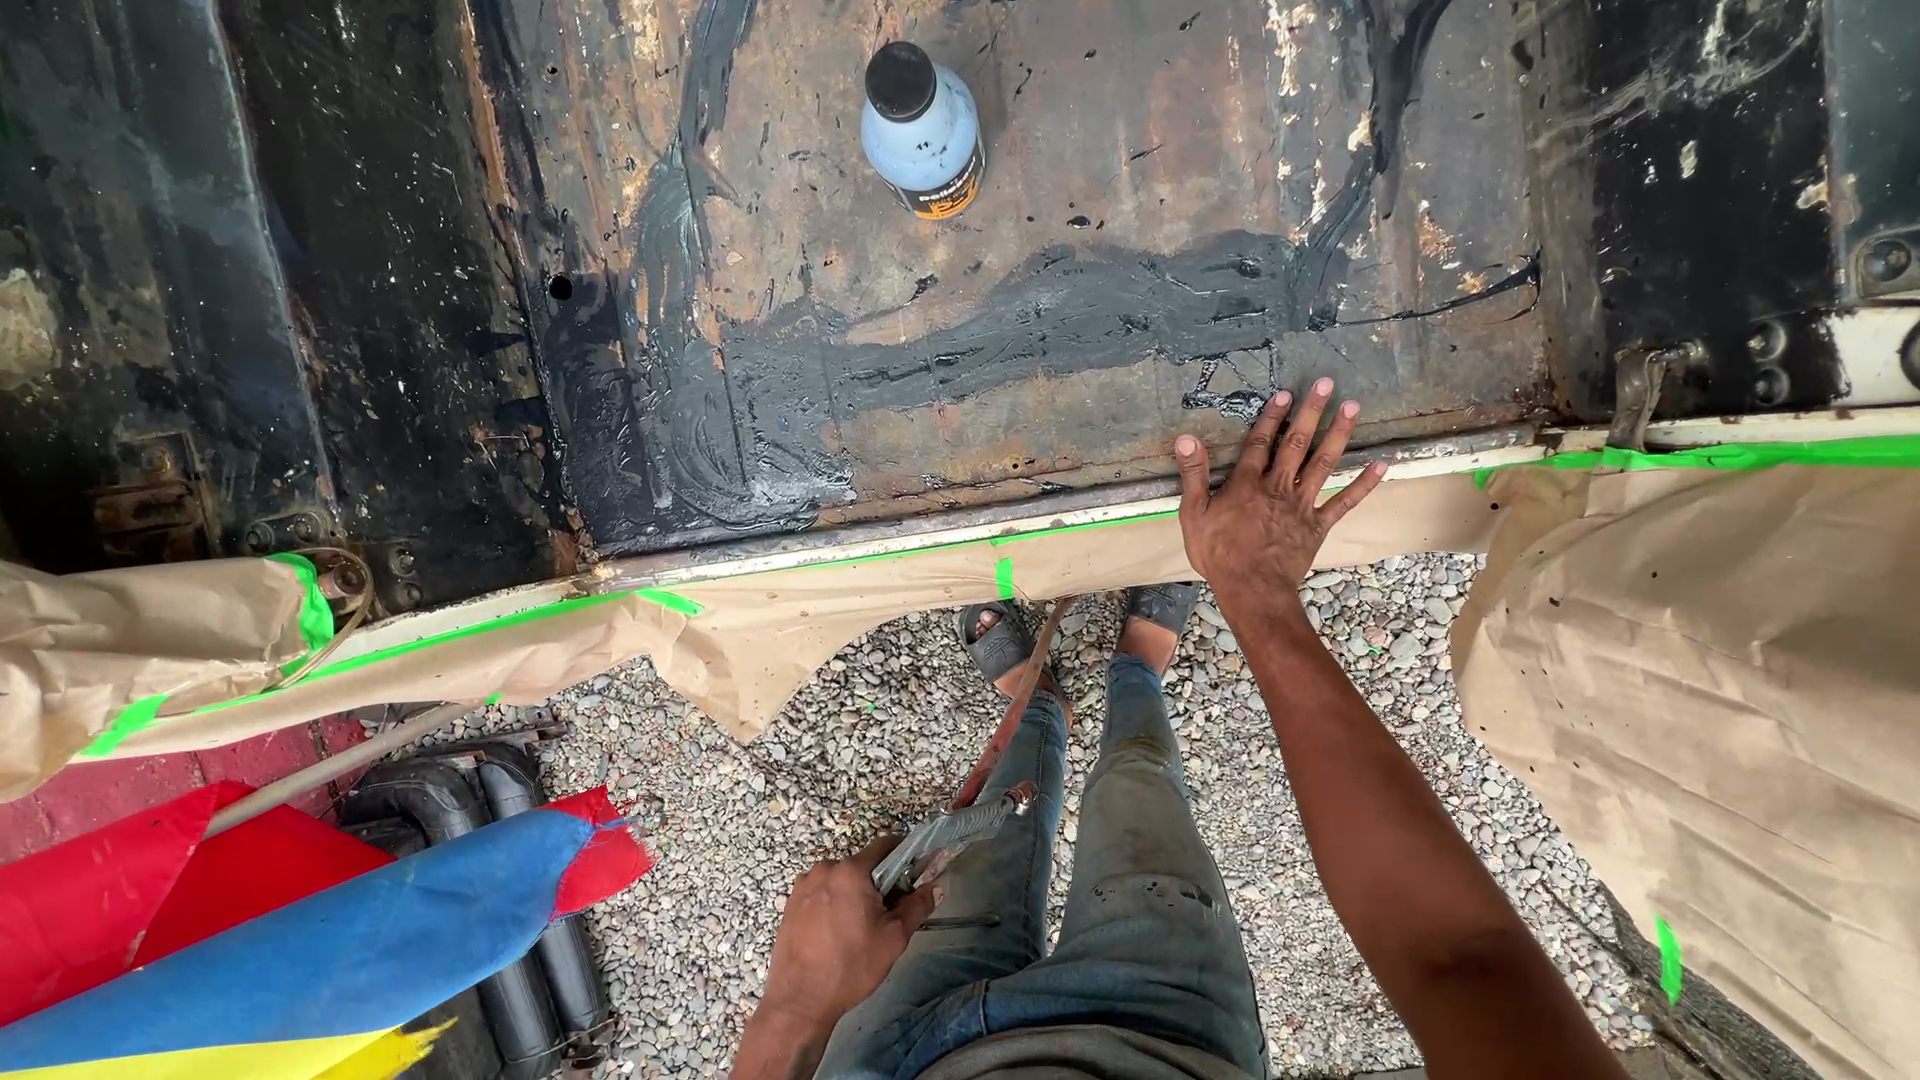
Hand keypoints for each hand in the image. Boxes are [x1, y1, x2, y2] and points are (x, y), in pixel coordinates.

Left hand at [759, 834, 940, 1029]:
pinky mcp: (790, 903)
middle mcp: (824, 869)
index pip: (884, 846)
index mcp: (850, 871)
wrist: (799, 1001)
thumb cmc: (851, 966)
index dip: (903, 855)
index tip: (913, 873)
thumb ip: (917, 906)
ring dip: (853, 893)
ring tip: (858, 928)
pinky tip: (834, 932)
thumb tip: (936, 887)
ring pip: (840, 880)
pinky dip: (832, 903)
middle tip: (887, 912)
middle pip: (861, 866)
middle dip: (877, 883)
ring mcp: (804, 885)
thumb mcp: (894, 937)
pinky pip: (821, 893)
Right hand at [1174, 378, 1386, 618]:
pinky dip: (1363, 484)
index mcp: (1246, 483)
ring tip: (1353, 407)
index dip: (1271, 417)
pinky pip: (1344, 502)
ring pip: (1323, 463)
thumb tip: (1186, 439)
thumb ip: (1193, 475)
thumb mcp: (1193, 514)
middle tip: (1326, 384)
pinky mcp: (1317, 525)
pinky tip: (1381, 465)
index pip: (1259, 442)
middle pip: (1296, 443)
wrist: (1252, 587)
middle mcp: (1277, 486)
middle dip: (1310, 412)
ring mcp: (1301, 505)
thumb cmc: (1218, 553)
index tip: (1285, 394)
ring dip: (1338, 434)